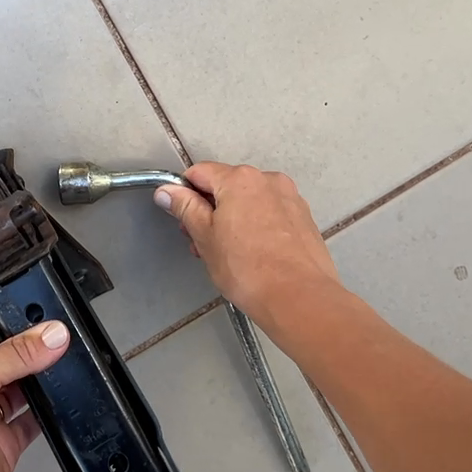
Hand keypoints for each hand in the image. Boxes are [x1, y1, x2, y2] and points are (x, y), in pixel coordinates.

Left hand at [0, 318, 71, 471]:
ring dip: (45, 379)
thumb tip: (54, 334)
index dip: (13, 320)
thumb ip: (16, 354)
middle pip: (12, 361)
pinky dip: (51, 414)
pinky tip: (67, 400)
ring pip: (26, 390)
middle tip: (67, 335)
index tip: (46, 310)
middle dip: (35, 350)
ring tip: (73, 361)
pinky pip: (35, 423)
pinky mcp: (9, 443)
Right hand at [153, 162, 341, 321]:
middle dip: (209, 210)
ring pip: (248, 201)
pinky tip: (253, 256)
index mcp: (239, 179)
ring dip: (232, 220)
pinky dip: (256, 227)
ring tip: (228, 255)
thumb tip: (168, 192)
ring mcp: (289, 199)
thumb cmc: (251, 271)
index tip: (182, 217)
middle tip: (202, 243)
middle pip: (225, 186)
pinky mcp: (303, 219)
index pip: (199, 173)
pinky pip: (270, 214)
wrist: (299, 299)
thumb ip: (184, 207)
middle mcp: (267, 180)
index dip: (184, 195)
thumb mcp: (204, 237)